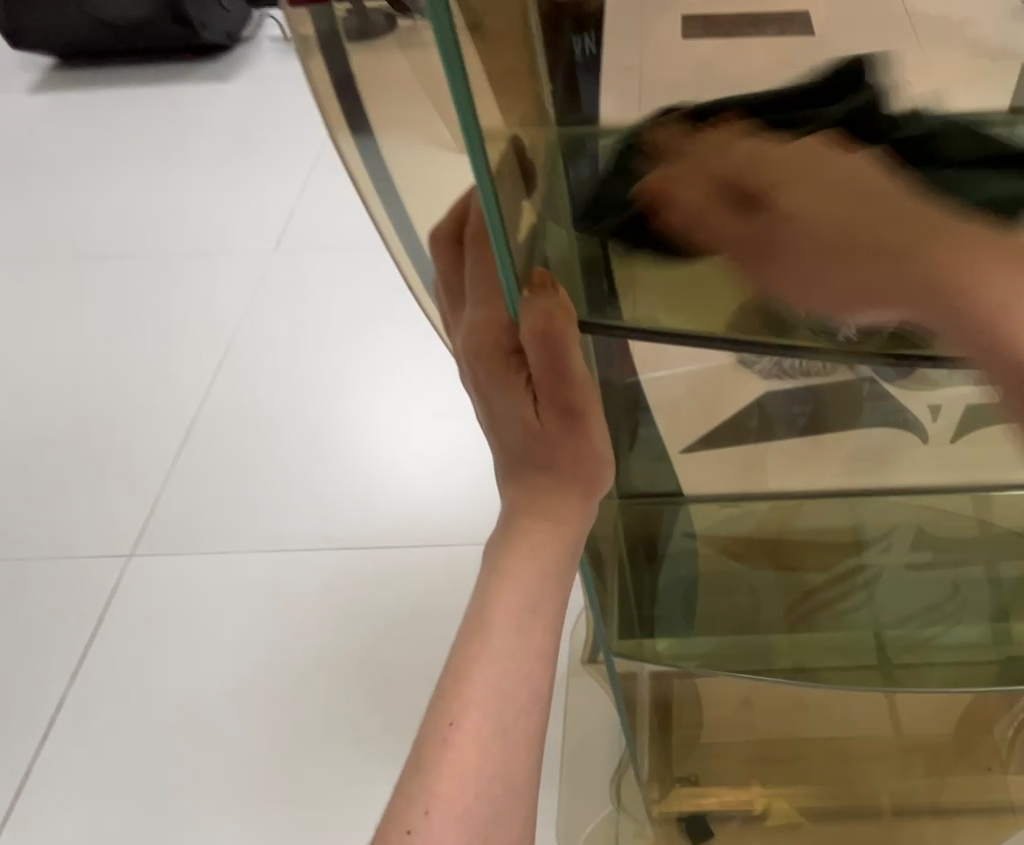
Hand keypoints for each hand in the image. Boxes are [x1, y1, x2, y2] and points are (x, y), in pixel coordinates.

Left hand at [430, 191, 613, 538]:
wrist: (543, 507)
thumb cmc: (567, 459)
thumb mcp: (571, 401)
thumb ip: (552, 336)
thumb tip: (538, 274)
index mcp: (489, 340)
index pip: (480, 249)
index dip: (495, 197)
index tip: (520, 159)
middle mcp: (467, 338)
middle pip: (451, 251)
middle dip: (474, 202)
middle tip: (516, 172)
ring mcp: (469, 352)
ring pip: (454, 273)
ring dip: (473, 229)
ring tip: (515, 203)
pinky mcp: (481, 365)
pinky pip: (468, 296)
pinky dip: (481, 261)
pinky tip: (517, 261)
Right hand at [634, 120, 1023, 324]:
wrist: (936, 264)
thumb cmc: (835, 270)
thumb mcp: (759, 256)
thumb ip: (707, 222)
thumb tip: (656, 188)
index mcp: (765, 167)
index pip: (703, 152)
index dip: (671, 155)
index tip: (644, 151)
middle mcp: (800, 150)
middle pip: (742, 143)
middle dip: (707, 148)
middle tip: (683, 147)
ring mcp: (842, 161)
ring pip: (780, 153)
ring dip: (748, 159)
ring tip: (735, 167)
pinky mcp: (873, 180)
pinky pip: (811, 169)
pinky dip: (786, 176)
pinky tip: (799, 191)